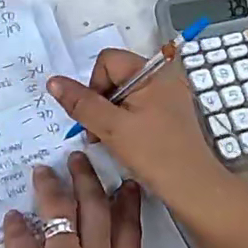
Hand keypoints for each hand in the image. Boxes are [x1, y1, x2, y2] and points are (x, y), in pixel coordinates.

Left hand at [0, 154, 170, 247]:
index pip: (129, 231)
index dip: (129, 205)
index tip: (127, 183)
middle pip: (94, 208)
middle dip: (88, 179)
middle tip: (79, 155)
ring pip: (58, 210)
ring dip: (51, 187)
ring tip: (42, 169)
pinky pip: (21, 237)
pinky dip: (15, 225)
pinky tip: (11, 215)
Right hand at [47, 49, 235, 207]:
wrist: (193, 186)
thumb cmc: (154, 154)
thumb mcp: (111, 128)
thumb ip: (81, 103)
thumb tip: (54, 82)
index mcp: (152, 71)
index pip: (107, 61)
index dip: (94, 86)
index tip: (96, 116)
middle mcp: (163, 75)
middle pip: (115, 75)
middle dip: (101, 102)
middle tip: (100, 133)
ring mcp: (169, 94)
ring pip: (124, 93)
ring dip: (111, 115)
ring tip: (112, 141)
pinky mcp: (170, 112)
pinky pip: (139, 106)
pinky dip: (126, 121)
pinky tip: (128, 143)